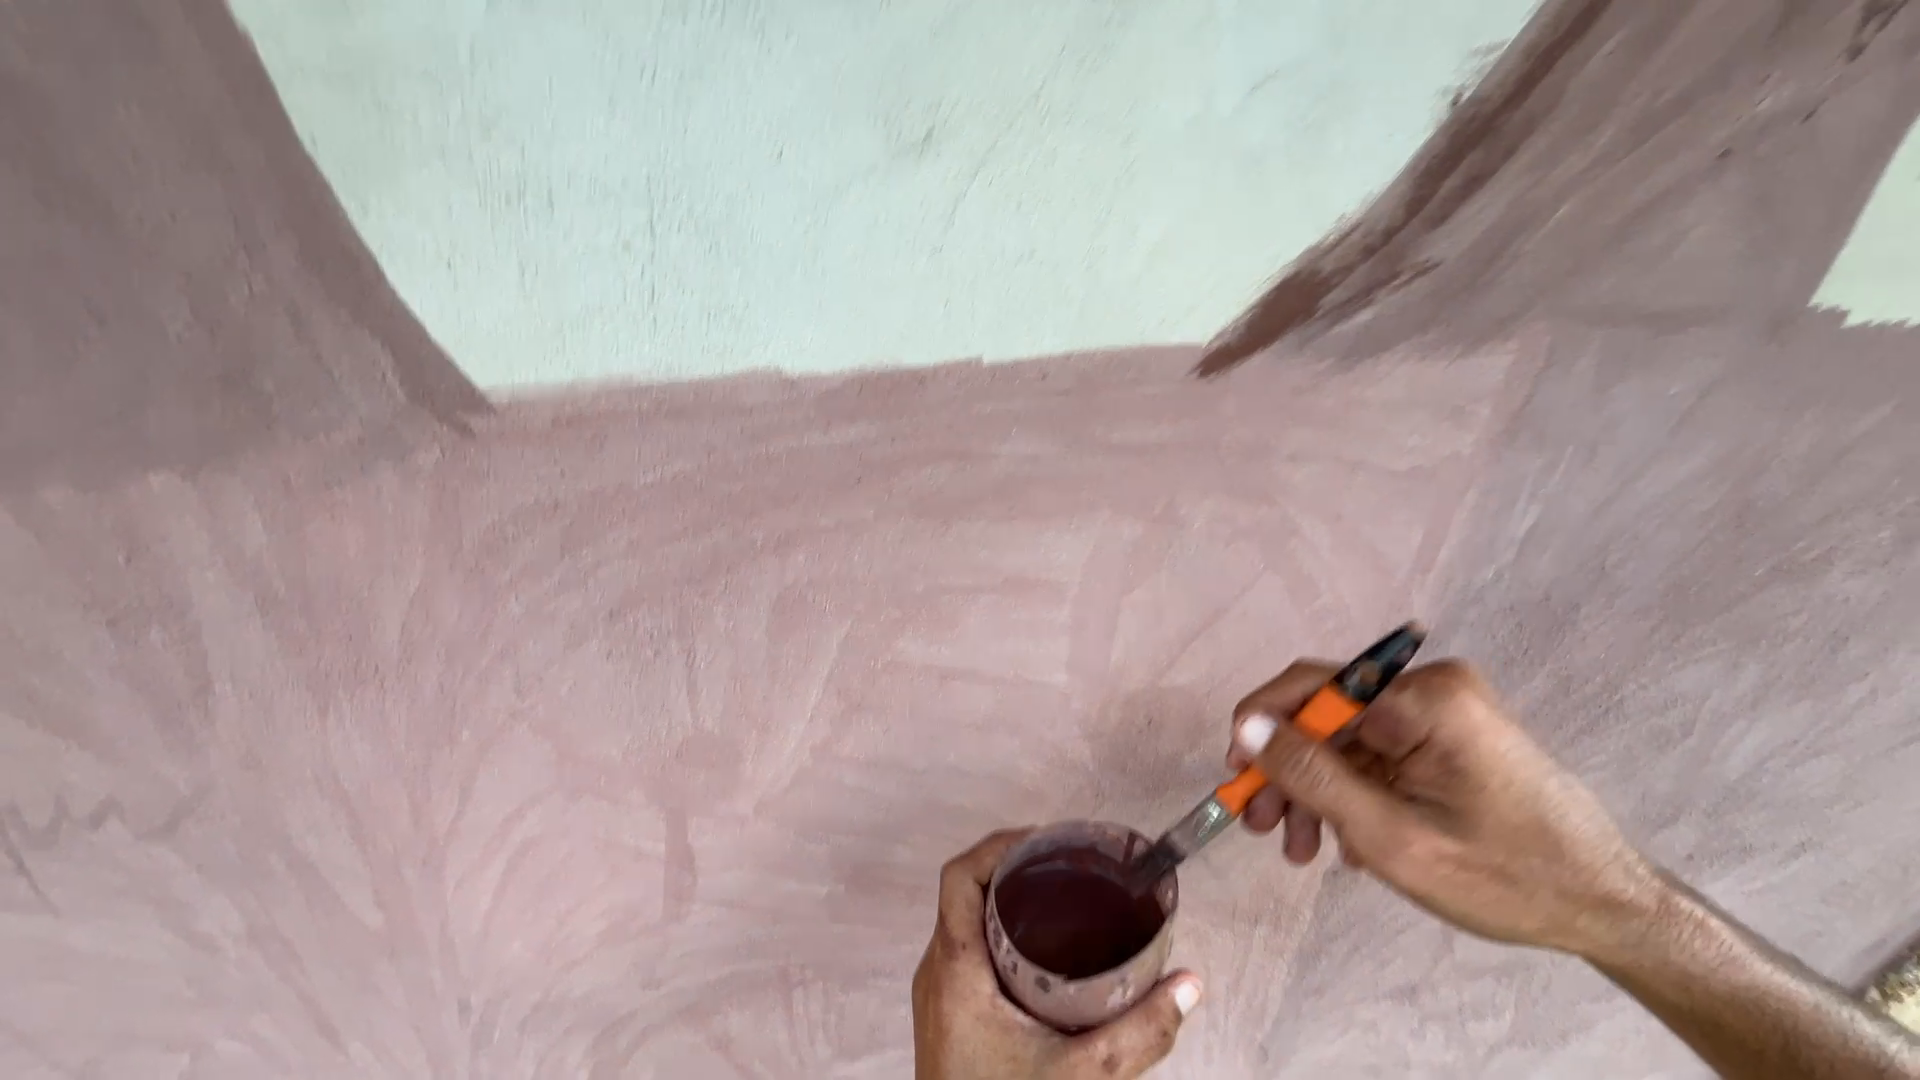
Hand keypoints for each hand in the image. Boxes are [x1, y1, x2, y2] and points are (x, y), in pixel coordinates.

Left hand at [912, 829, 1203, 1079]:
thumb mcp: (1080, 1077)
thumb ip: (1139, 1032)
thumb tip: (1190, 983)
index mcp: (955, 967)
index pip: (958, 876)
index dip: (998, 845)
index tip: (1047, 840)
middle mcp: (938, 968)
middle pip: (966, 891)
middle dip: (1015, 868)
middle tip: (1070, 867)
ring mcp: (938, 991)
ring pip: (968, 920)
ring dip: (1007, 900)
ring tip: (1064, 898)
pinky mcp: (947, 1011)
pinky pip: (970, 948)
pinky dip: (1002, 932)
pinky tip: (1045, 951)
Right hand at [1225, 659, 1658, 955]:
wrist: (1609, 908)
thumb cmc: (1506, 879)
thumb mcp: (1393, 838)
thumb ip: (1314, 778)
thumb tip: (1247, 728)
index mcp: (1426, 699)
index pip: (1315, 686)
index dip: (1263, 723)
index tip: (1235, 773)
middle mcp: (1431, 687)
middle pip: (1326, 715)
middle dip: (1287, 770)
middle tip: (1258, 824)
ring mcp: (1441, 710)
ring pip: (1345, 739)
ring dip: (1314, 790)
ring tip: (1298, 849)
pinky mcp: (1445, 735)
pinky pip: (1373, 753)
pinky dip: (1348, 793)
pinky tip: (1343, 841)